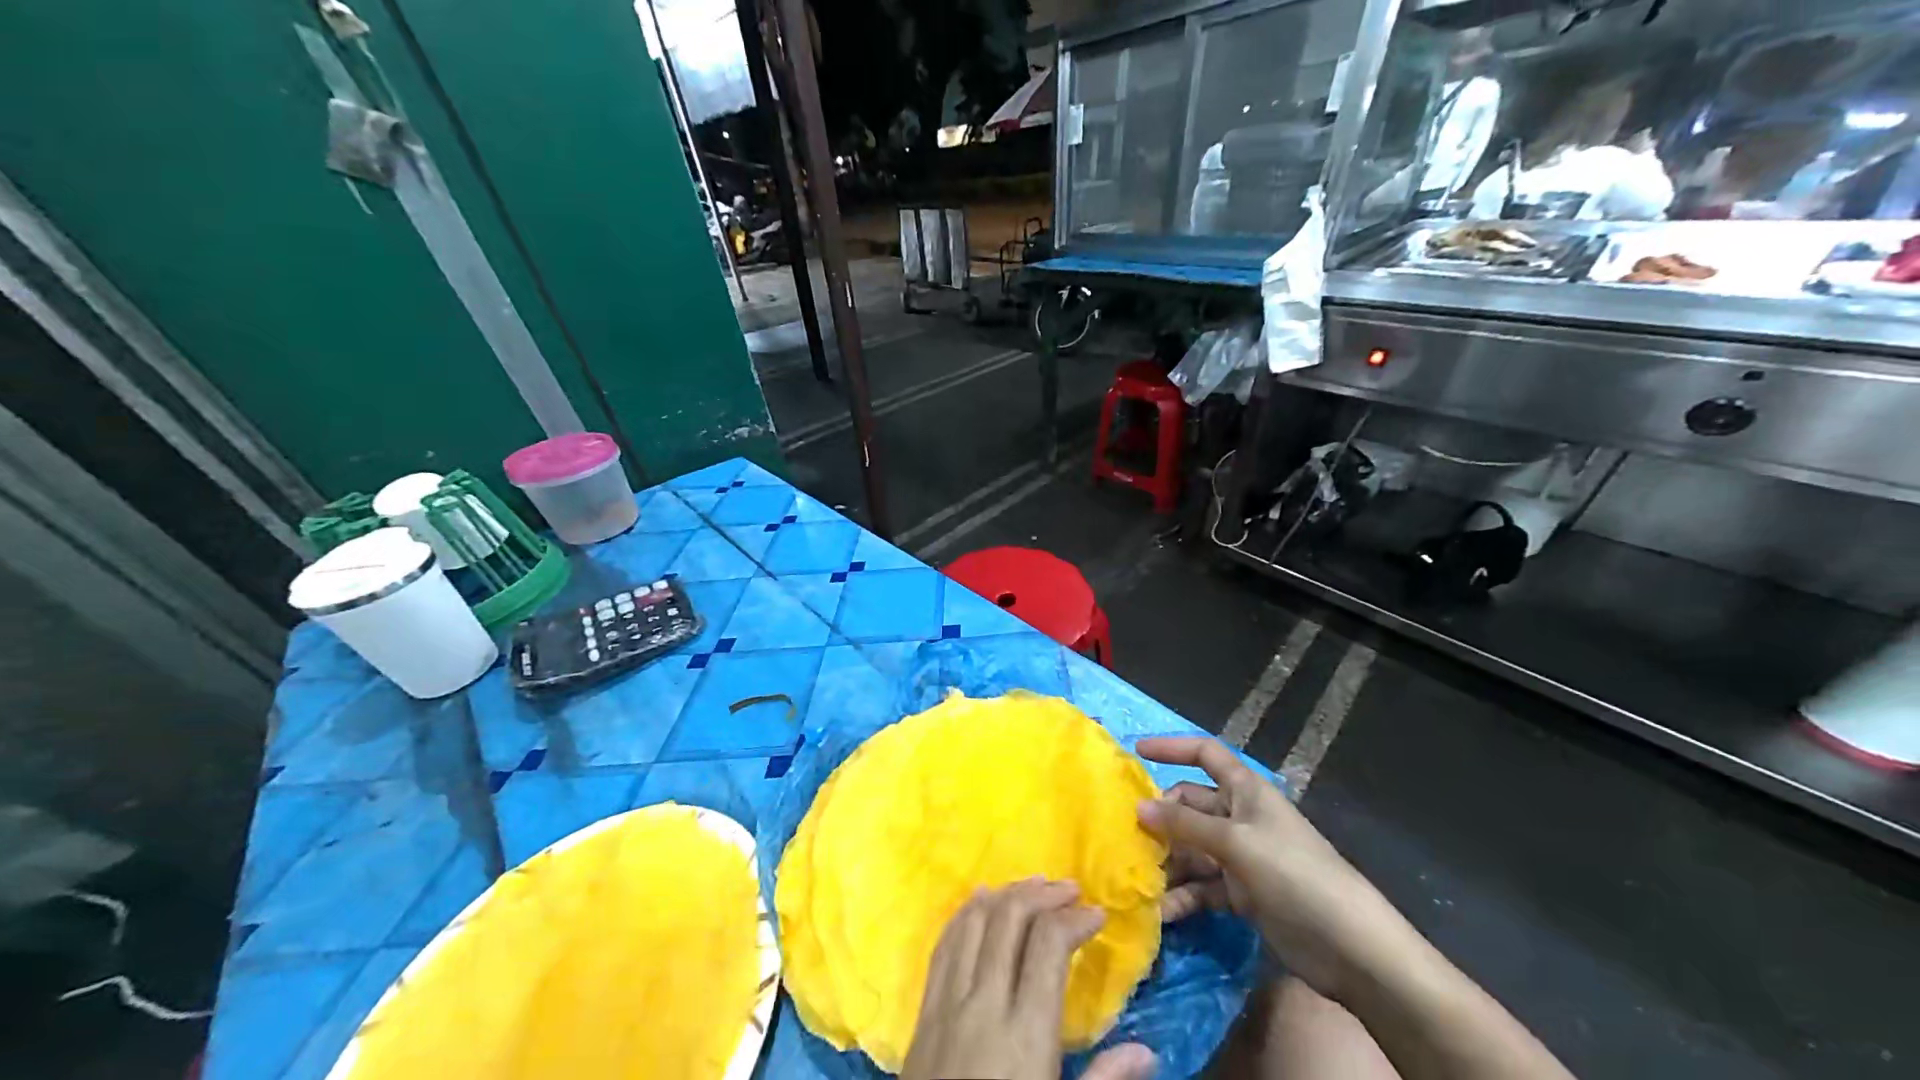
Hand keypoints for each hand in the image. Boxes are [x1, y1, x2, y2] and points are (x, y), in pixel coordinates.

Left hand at [902, 879, 1157, 1079]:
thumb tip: (1149, 1051)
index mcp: (1025, 1032)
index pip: (1048, 946)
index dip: (1074, 919)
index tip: (1097, 913)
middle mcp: (984, 1003)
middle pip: (1009, 921)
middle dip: (1042, 895)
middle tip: (1069, 888)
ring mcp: (948, 1003)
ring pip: (974, 923)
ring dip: (1004, 894)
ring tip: (1032, 885)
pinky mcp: (924, 1012)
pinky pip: (943, 945)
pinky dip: (964, 914)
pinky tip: (979, 901)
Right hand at [1135, 736, 1410, 1000]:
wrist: (1350, 947)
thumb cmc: (1294, 874)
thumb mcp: (1235, 842)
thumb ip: (1185, 824)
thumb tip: (1138, 807)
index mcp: (1246, 791)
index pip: (1205, 754)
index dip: (1172, 748)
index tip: (1136, 751)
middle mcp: (1240, 817)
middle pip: (1190, 805)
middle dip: (1159, 818)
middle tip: (1126, 835)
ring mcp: (1240, 858)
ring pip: (1191, 849)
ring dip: (1166, 863)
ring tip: (1136, 879)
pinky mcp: (1241, 894)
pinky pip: (1201, 887)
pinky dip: (1182, 897)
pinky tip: (1161, 912)